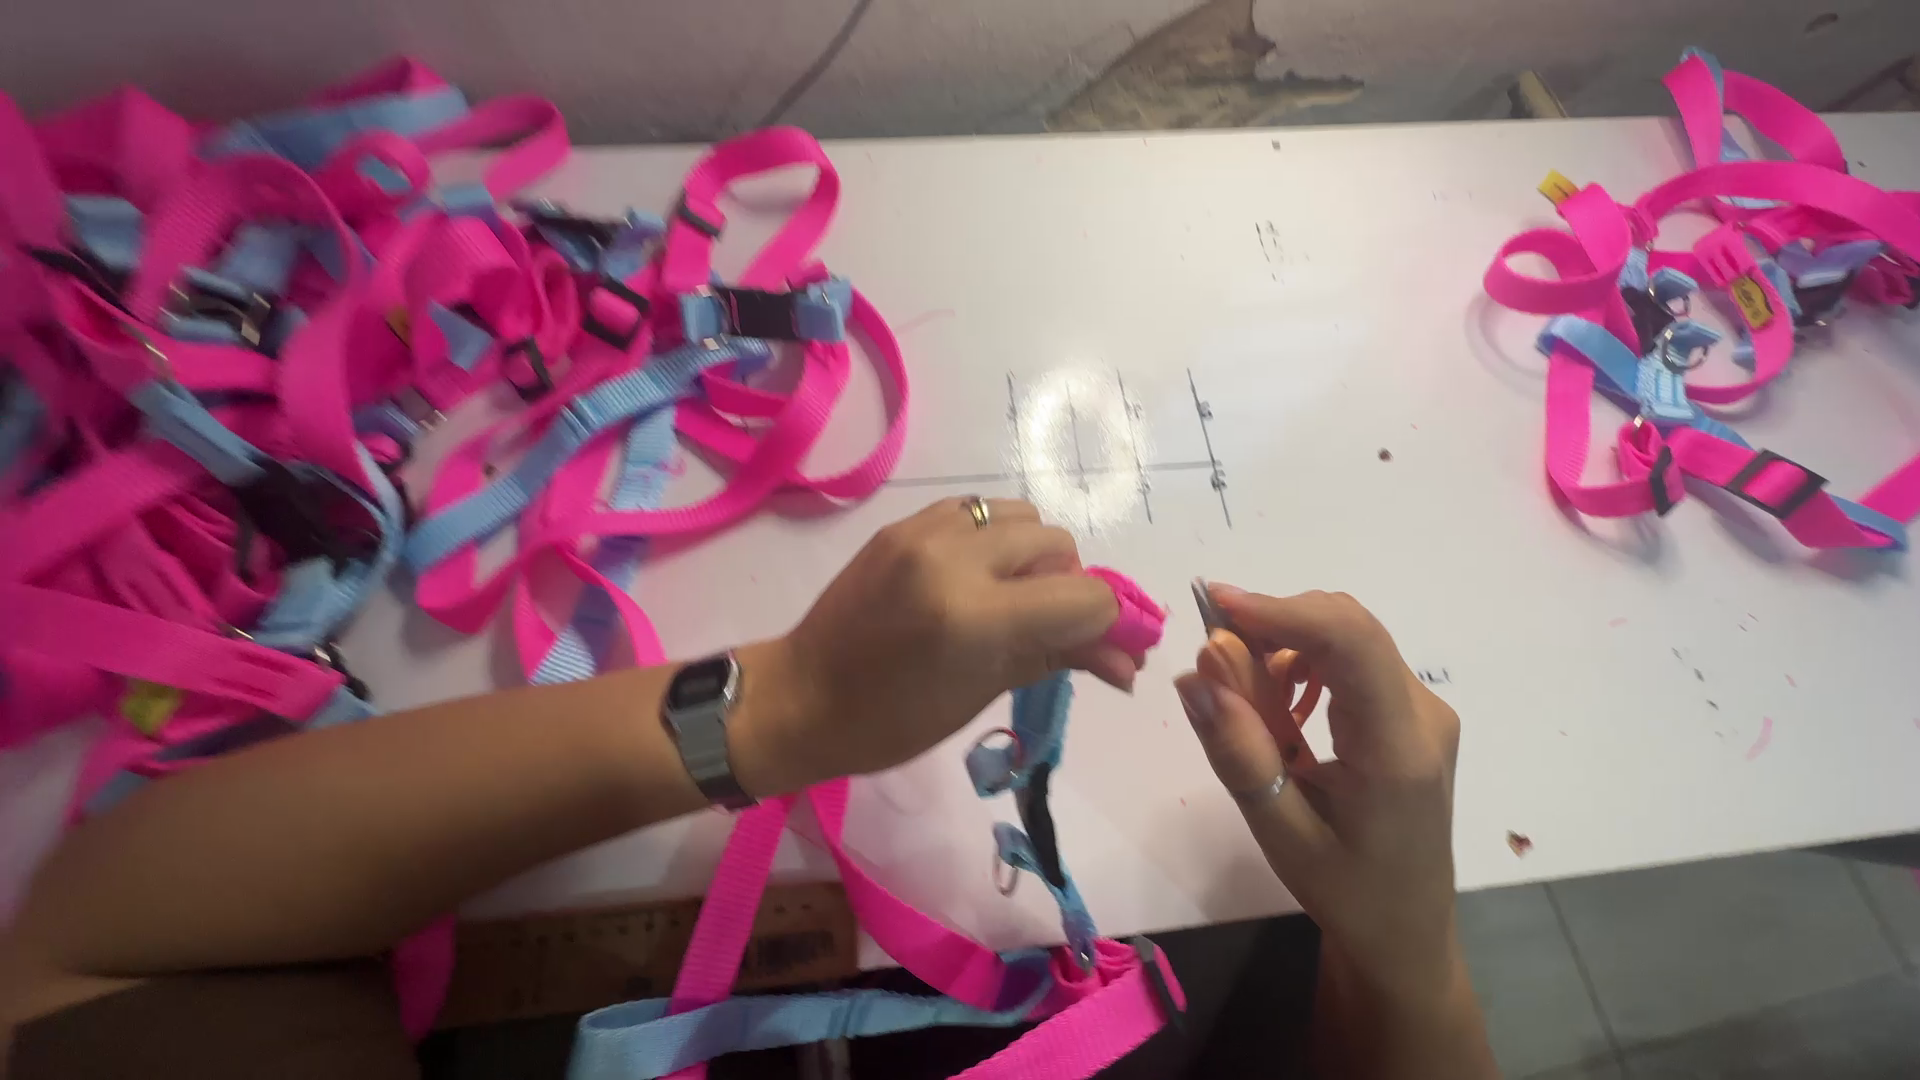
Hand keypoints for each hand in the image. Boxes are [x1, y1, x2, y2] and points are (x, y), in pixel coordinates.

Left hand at [761, 497, 1139, 785]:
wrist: (802, 695)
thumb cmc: (892, 721)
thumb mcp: (982, 693)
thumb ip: (1059, 659)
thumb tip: (1130, 661)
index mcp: (974, 617)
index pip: (1083, 596)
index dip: (1102, 623)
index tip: (1093, 646)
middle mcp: (954, 559)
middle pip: (1058, 545)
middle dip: (1066, 587)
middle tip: (1041, 625)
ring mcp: (924, 532)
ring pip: (1020, 516)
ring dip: (1030, 555)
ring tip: (1005, 595)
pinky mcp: (903, 523)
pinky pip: (976, 510)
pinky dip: (991, 537)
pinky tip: (972, 573)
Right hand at [1174, 586, 1462, 999]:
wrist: (1405, 928)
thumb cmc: (1345, 889)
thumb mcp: (1280, 832)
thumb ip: (1240, 753)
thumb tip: (1194, 676)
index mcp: (1397, 748)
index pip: (1351, 642)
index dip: (1282, 611)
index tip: (1216, 606)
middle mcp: (1421, 713)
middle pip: (1345, 626)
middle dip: (1271, 622)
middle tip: (1213, 657)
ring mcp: (1420, 708)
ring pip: (1344, 634)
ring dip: (1282, 640)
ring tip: (1241, 691)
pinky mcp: (1406, 710)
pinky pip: (1348, 656)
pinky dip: (1300, 658)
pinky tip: (1277, 702)